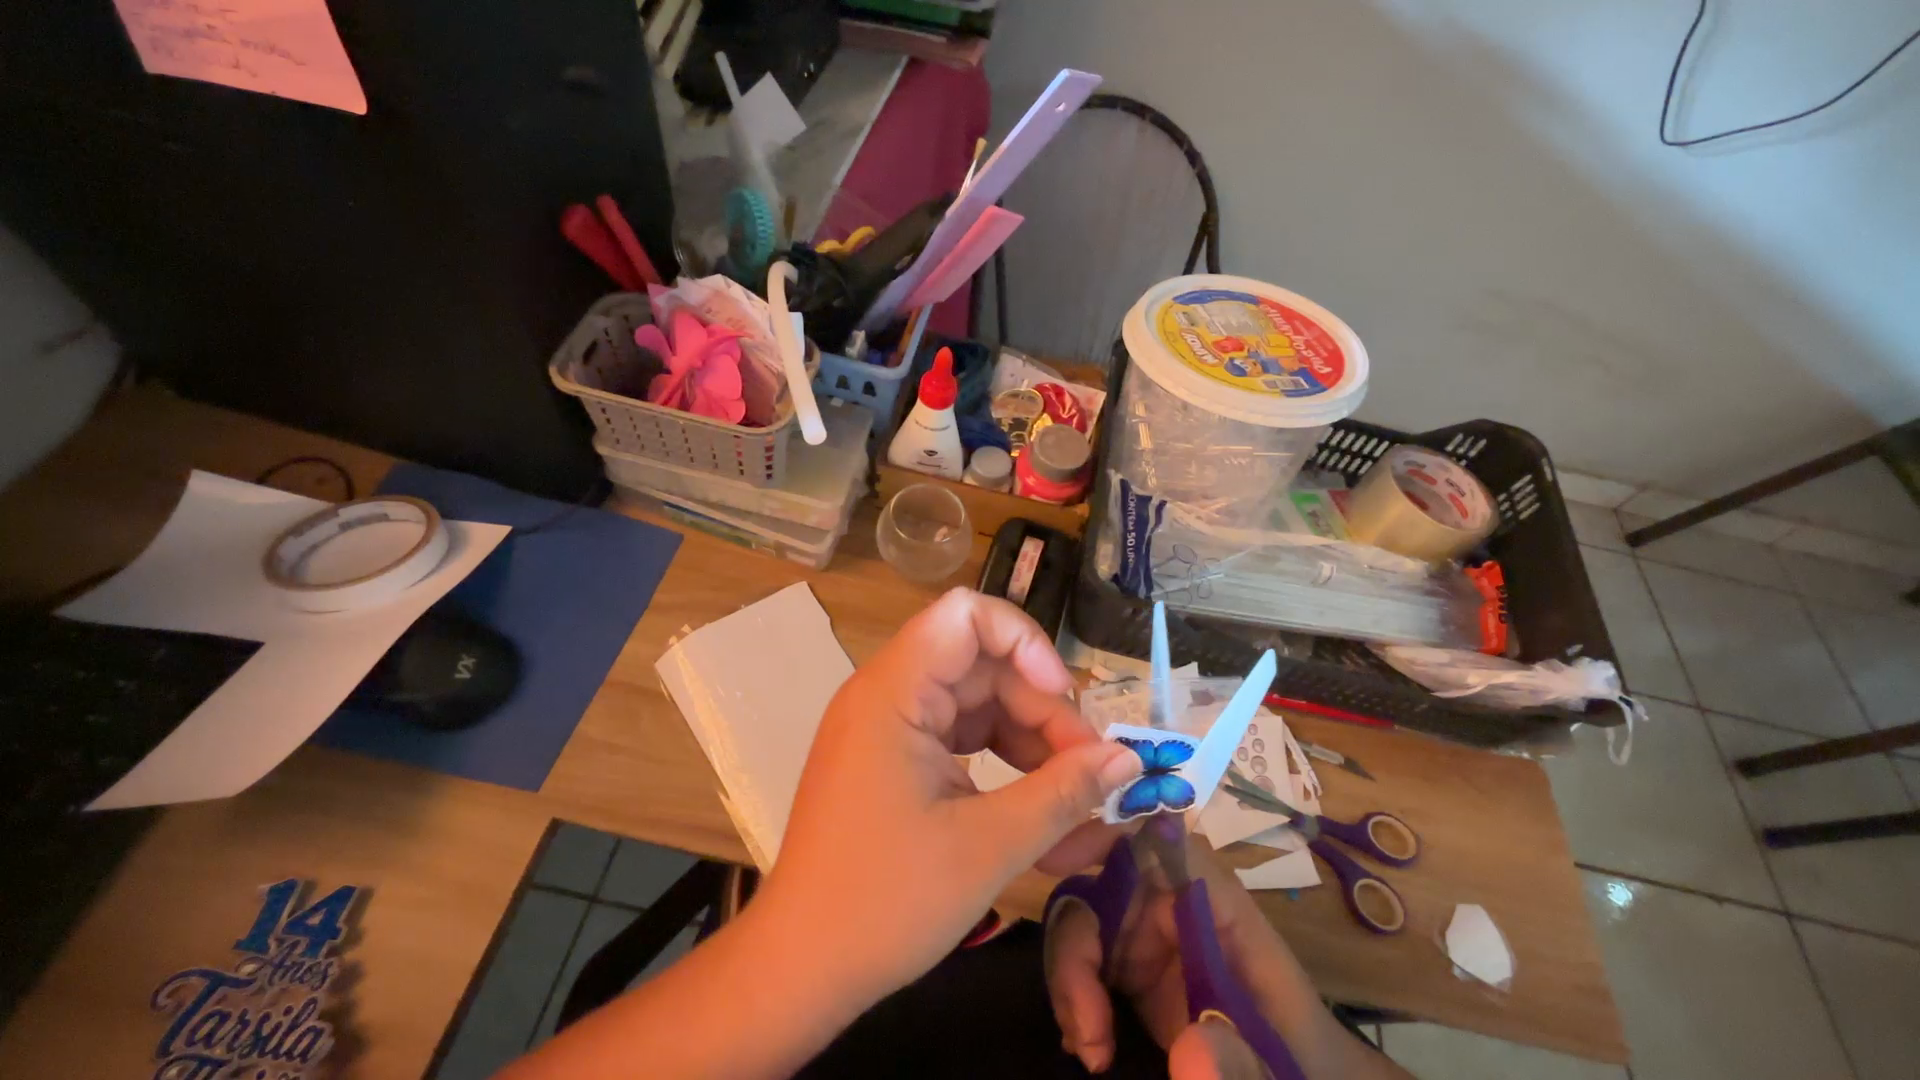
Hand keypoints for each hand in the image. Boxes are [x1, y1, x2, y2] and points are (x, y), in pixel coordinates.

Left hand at [755, 588, 1143, 1004]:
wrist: (802, 968)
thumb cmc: (886, 904)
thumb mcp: (989, 847)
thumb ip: (1064, 794)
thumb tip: (1127, 759)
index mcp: (894, 694)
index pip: (967, 615)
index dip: (1026, 643)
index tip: (1064, 699)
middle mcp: (889, 697)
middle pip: (985, 667)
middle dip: (1045, 715)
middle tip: (1092, 776)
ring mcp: (892, 730)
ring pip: (982, 707)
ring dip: (1035, 749)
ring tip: (1079, 807)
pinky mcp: (897, 763)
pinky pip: (965, 743)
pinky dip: (1007, 773)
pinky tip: (1049, 823)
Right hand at [1046, 836, 1298, 1077]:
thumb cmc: (1307, 1065)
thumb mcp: (1286, 1068)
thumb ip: (1247, 1064)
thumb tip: (1192, 1048)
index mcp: (1221, 910)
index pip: (1160, 845)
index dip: (1106, 834)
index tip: (1055, 859)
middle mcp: (1175, 911)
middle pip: (1102, 886)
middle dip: (1077, 944)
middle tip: (1085, 1025)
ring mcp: (1148, 941)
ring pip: (1083, 923)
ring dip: (1069, 977)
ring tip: (1090, 1047)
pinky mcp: (1129, 975)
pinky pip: (1081, 963)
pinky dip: (1071, 997)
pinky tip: (1088, 1045)